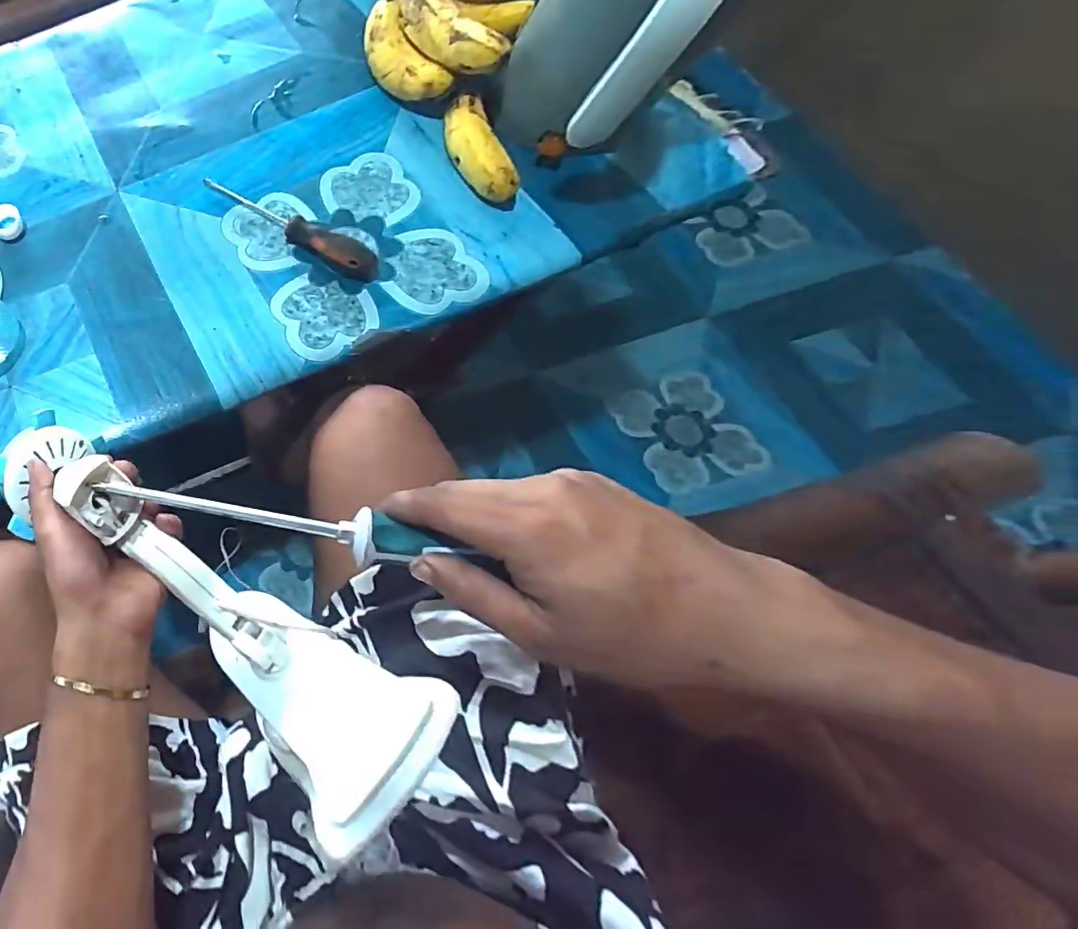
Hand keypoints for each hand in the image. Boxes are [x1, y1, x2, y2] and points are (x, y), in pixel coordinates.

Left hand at [27, 459, 180, 685]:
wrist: (104, 616)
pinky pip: (169, 527)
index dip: (97, 471)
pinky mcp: (159, 549)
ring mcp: (136, 537)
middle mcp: (108, 525)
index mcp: (80, 520)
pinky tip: (162, 524)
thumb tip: (36, 459)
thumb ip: (44, 495)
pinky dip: (168, 522)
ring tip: (145, 504)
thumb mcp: (49, 531)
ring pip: (146, 503)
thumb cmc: (71, 572)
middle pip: (121, 490)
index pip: (91, 485)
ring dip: (147, 497)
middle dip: (125, 478)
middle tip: (128, 474)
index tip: (104, 462)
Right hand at [381, 469, 844, 690]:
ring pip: (492, 488)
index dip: (402, 507)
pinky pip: (524, 489)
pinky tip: (514, 539)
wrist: (741, 614)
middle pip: (462, 490)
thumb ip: (471, 592)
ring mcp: (569, 479)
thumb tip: (422, 560)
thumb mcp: (542, 634)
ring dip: (466, 509)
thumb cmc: (636, 638)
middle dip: (429, 509)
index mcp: (525, 526)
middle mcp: (541, 487)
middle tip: (412, 539)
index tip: (376, 517)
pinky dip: (500, 507)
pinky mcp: (590, 481)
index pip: (440, 502)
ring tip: (465, 547)